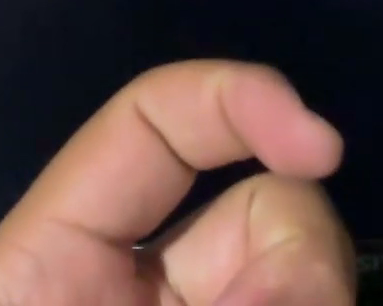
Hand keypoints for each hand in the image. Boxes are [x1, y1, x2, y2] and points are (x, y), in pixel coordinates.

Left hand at [0, 60, 353, 305]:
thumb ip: (198, 289)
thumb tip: (311, 272)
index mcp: (63, 250)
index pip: (153, 120)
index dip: (236, 97)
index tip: (318, 142)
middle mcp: (152, 275)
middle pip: (263, 198)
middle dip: (298, 247)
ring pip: (303, 259)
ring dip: (311, 290)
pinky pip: (316, 296)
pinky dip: (316, 303)